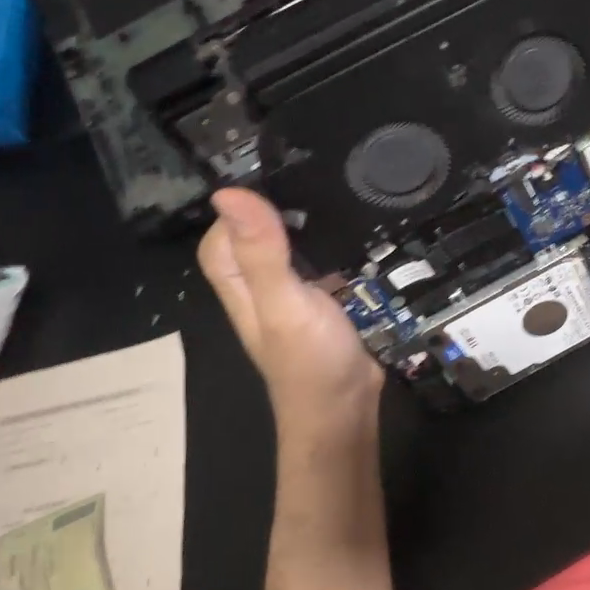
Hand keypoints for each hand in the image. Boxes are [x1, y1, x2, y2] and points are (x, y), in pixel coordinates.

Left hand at [198, 188, 383, 436]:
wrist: (347, 411)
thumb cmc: (309, 360)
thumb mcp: (283, 303)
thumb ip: (261, 251)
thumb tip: (228, 192)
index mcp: (241, 284)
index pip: (222, 235)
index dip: (240, 207)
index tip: (276, 178)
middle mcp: (263, 288)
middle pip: (260, 238)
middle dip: (284, 209)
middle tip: (321, 178)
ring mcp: (298, 298)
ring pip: (297, 250)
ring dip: (317, 228)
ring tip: (347, 195)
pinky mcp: (330, 305)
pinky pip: (330, 267)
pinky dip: (344, 250)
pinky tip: (367, 235)